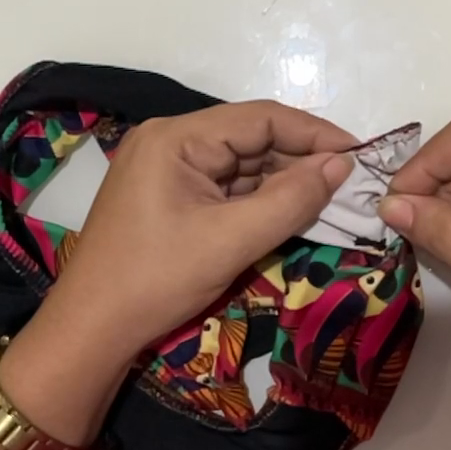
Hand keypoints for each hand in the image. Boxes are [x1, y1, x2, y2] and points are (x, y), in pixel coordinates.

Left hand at [39, 101, 356, 362]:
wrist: (90, 331)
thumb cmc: (155, 281)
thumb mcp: (230, 241)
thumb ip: (290, 200)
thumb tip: (341, 165)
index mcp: (176, 137)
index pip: (260, 118)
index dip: (314, 133)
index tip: (360, 154)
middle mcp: (170, 142)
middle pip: (251, 139)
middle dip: (301, 160)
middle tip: (351, 184)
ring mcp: (167, 170)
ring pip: (241, 165)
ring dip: (283, 182)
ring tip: (332, 199)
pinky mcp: (169, 197)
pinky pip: (225, 188)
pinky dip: (258, 200)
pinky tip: (292, 213)